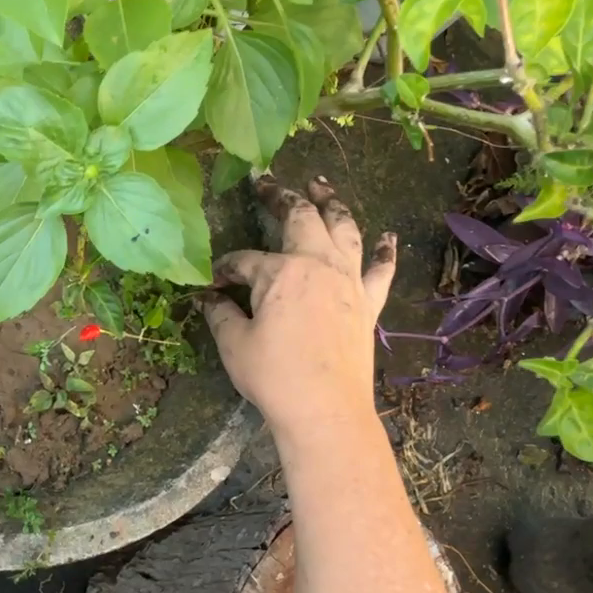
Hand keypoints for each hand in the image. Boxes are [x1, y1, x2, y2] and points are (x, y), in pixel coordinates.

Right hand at [201, 177, 395, 438]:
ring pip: (345, 229)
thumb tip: (205, 298)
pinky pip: (381, 269)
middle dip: (281, 197)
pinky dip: (384, 251)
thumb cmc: (273, 376)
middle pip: (301, 219)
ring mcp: (349, 281)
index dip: (224, 269)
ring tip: (322, 185)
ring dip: (332, 204)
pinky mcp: (369, 303)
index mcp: (280, 273)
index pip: (244, 260)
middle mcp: (319, 265)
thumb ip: (219, 314)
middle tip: (267, 182)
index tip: (211, 284)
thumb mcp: (234, 344)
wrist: (324, 409)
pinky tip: (387, 237)